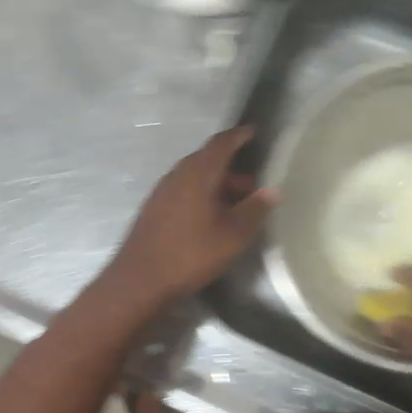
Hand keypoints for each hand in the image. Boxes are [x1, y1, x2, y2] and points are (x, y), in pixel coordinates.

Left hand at [100, 127, 276, 308]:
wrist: (140, 280)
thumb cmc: (191, 254)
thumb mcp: (232, 235)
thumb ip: (254, 210)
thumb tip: (271, 191)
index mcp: (198, 173)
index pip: (220, 143)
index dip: (238, 136)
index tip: (253, 132)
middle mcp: (177, 175)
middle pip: (207, 161)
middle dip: (232, 169)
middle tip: (253, 186)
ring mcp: (161, 192)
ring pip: (195, 178)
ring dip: (217, 186)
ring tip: (236, 207)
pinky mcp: (153, 210)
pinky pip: (184, 192)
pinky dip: (202, 196)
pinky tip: (211, 219)